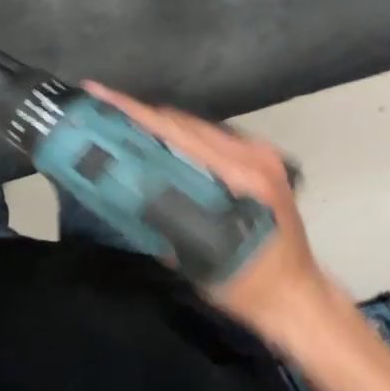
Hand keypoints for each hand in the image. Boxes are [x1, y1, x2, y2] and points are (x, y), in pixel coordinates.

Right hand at [82, 82, 342, 340]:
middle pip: (182, 122)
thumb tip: (110, 183)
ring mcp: (258, 155)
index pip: (174, 131)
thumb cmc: (241, 281)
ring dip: (153, 125)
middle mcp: (251, 155)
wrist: (294, 297)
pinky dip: (174, 136)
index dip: (131, 111)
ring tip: (115, 123)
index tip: (96, 93)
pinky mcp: (259, 161)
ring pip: (193, 126)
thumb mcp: (190, 252)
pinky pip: (206, 138)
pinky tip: (151, 143)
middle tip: (95, 110)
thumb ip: (155, 212)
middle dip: (136, 114)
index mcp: (238, 174)